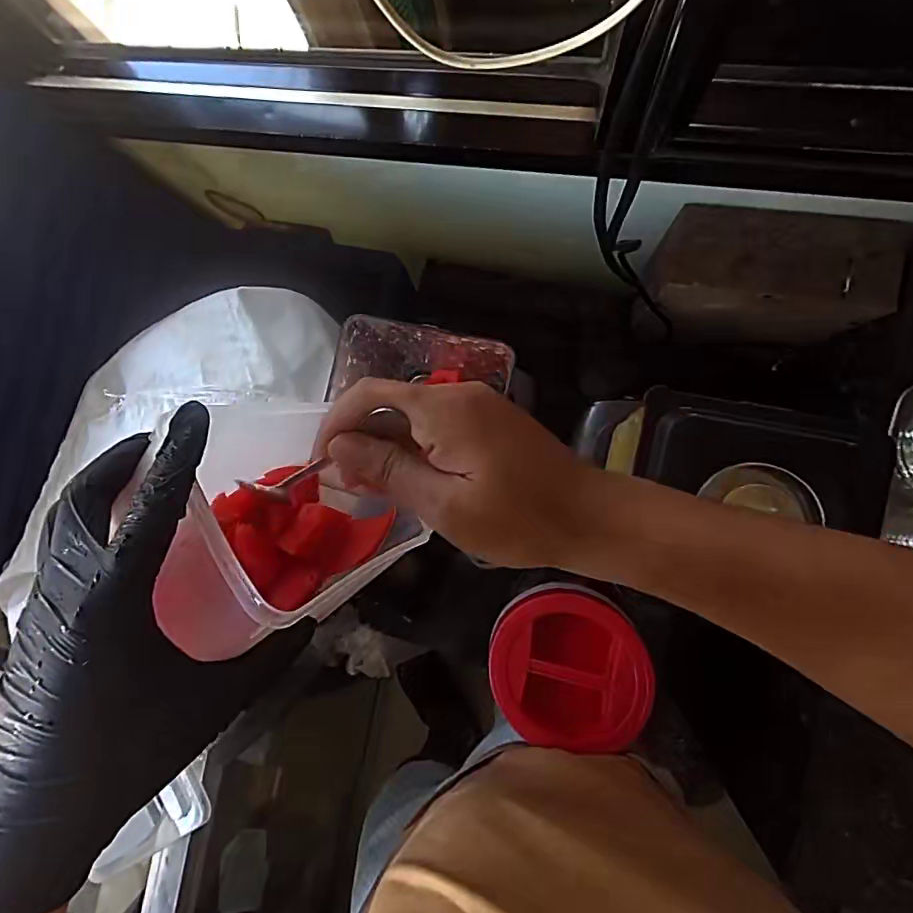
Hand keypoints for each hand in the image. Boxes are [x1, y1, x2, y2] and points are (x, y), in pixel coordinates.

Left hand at [0, 402, 310, 912]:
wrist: (40, 810)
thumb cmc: (131, 752)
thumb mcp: (212, 703)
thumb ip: (268, 658)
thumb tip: (314, 619)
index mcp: (116, 599)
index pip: (149, 507)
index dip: (175, 455)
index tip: (192, 415)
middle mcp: (71, 587)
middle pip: (84, 499)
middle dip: (121, 460)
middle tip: (157, 440)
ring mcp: (42, 603)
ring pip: (62, 522)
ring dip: (99, 488)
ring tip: (137, 478)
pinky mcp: (31, 620)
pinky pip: (57, 549)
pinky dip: (86, 522)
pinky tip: (115, 540)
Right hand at [312, 378, 604, 569]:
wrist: (590, 516)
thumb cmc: (518, 519)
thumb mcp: (444, 505)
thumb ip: (388, 471)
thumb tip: (339, 447)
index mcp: (443, 408)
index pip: (369, 395)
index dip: (336, 424)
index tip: (321, 464)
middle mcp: (457, 394)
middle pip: (389, 403)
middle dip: (359, 440)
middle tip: (348, 488)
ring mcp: (477, 405)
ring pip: (412, 416)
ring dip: (386, 447)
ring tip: (375, 491)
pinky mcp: (489, 420)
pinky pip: (437, 425)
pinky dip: (414, 448)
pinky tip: (411, 481)